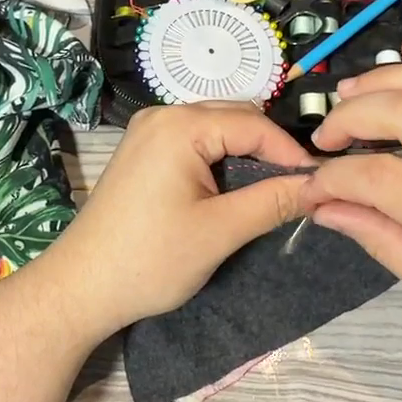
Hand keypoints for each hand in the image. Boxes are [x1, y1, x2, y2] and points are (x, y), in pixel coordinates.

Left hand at [47, 102, 313, 334]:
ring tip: (270, 191)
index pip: (253, 123)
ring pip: (215, 129)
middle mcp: (162, 115)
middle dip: (269, 149)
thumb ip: (271, 202)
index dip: (290, 152)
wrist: (81, 286)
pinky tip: (232, 189)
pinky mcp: (141, 152)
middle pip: (234, 118)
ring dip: (245, 154)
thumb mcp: (219, 232)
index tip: (319, 184)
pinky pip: (193, 141)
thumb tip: (319, 185)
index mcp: (180, 125)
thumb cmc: (150, 259)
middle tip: (297, 188)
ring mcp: (147, 131)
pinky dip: (219, 159)